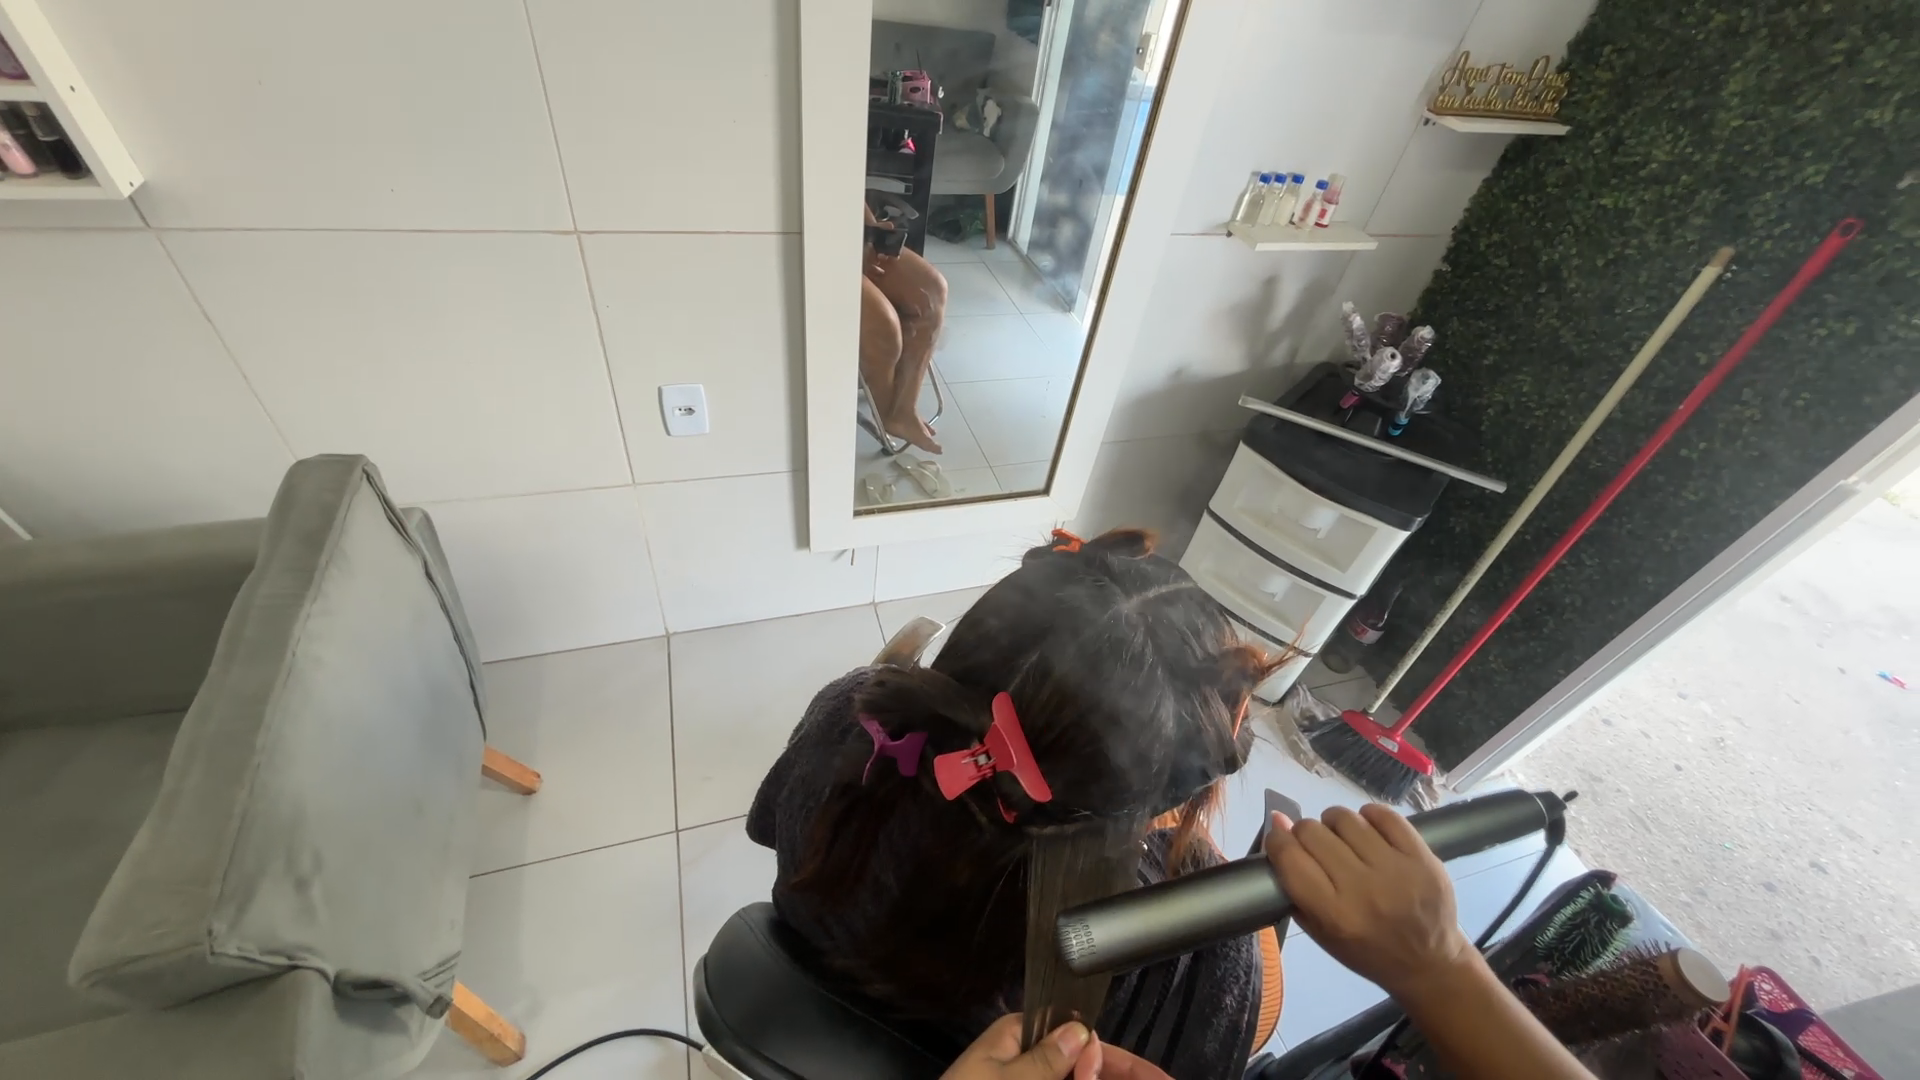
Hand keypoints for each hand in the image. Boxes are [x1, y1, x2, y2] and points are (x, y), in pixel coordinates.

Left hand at [939, 1015, 1172, 1079]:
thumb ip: (1044, 1061)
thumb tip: (1083, 1032)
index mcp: (1019, 1036)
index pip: (1079, 1038)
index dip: (1119, 1062)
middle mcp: (1027, 1058)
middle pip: (1085, 1067)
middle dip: (1114, 1075)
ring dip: (1096, 1078)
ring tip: (1139, 1077)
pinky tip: (1095, 1079)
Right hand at [1264, 805, 1474, 999]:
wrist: (1432, 965)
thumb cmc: (1365, 950)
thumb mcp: (1318, 929)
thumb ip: (1291, 878)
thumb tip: (1277, 820)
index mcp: (1335, 914)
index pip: (1288, 855)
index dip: (1277, 840)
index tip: (1281, 842)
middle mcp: (1365, 890)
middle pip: (1312, 830)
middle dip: (1306, 835)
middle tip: (1318, 851)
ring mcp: (1398, 871)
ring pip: (1344, 817)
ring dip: (1336, 826)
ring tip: (1345, 843)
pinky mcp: (1423, 858)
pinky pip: (1382, 814)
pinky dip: (1369, 818)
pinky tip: (1370, 835)